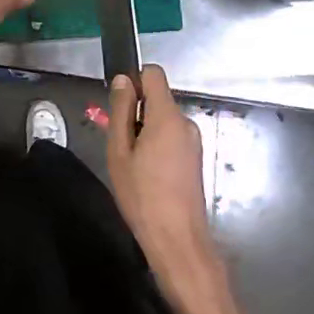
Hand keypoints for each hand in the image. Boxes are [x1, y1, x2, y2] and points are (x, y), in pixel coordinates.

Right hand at [106, 65, 219, 288]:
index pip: (154, 74)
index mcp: (167, 116)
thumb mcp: (119, 151)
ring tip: (131, 162)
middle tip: (118, 142)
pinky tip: (146, 172)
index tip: (119, 105)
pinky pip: (172, 137)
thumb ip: (121, 111)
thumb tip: (123, 80)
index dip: (134, 81)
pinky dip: (157, 145)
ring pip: (163, 120)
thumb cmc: (142, 195)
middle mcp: (186, 122)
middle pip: (157, 99)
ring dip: (145, 131)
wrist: (177, 239)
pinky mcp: (195, 158)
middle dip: (136, 111)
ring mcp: (194, 141)